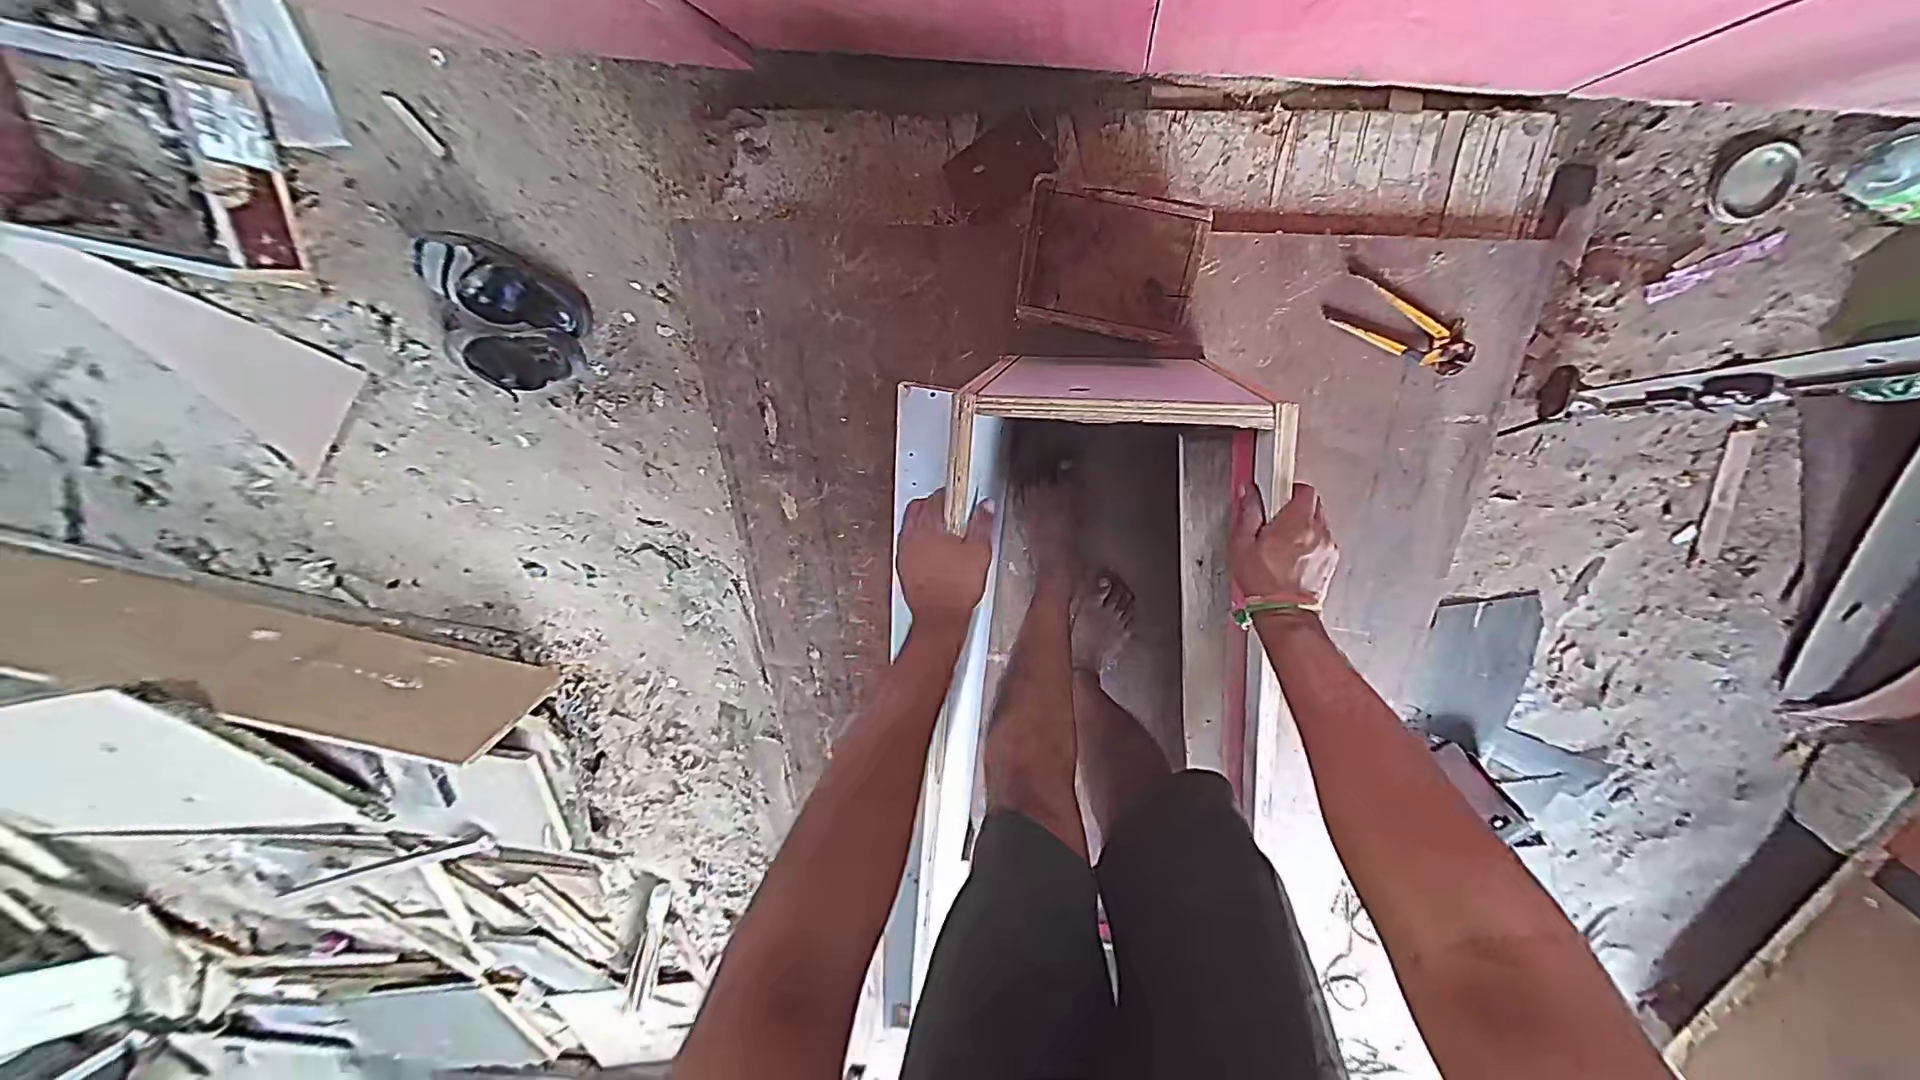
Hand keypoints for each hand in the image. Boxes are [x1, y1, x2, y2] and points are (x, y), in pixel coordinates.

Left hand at [899, 489, 993, 629]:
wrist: (940, 618)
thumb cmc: (957, 589)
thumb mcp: (979, 551)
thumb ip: (982, 524)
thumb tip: (985, 506)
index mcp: (928, 527)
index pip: (935, 498)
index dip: (949, 494)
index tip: (958, 498)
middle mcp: (911, 536)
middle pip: (918, 507)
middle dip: (933, 504)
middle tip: (949, 509)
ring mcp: (904, 552)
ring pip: (910, 525)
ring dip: (924, 521)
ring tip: (942, 529)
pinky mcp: (902, 566)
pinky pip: (908, 543)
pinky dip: (919, 539)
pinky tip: (933, 550)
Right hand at [1230, 482, 1338, 605]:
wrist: (1284, 611)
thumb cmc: (1263, 581)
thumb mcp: (1242, 543)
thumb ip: (1248, 512)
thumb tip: (1249, 492)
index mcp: (1297, 523)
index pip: (1304, 490)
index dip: (1290, 489)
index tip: (1278, 496)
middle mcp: (1318, 531)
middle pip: (1313, 505)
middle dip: (1296, 508)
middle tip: (1277, 521)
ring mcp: (1327, 546)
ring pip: (1319, 523)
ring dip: (1303, 526)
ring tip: (1283, 543)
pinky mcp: (1331, 559)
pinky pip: (1322, 540)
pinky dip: (1310, 543)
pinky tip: (1293, 556)